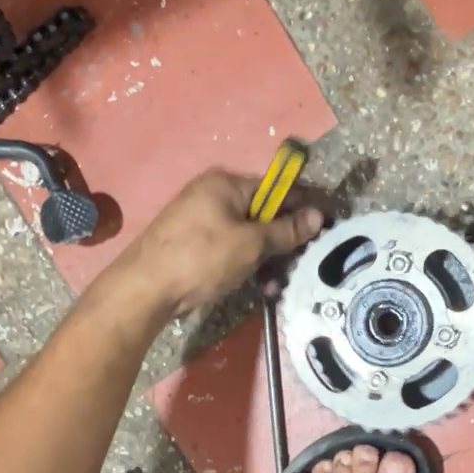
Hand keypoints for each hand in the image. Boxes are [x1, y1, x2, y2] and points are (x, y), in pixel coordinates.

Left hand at [105, 169, 324, 317]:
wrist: (147, 288)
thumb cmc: (202, 259)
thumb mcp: (250, 244)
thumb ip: (285, 230)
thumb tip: (318, 216)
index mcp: (227, 184)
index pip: (277, 188)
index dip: (303, 206)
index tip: (326, 226)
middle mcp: (214, 195)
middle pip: (263, 213)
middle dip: (283, 240)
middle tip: (298, 264)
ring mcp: (202, 220)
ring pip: (249, 236)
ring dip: (267, 259)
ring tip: (274, 284)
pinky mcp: (196, 245)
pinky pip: (232, 249)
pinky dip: (246, 265)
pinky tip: (256, 287)